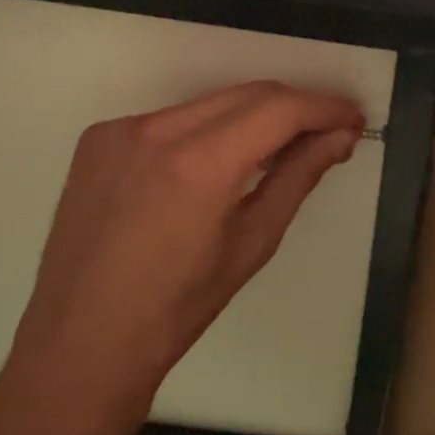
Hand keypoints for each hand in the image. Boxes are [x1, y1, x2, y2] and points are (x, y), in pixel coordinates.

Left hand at [14, 81, 363, 384]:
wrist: (82, 341)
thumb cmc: (178, 309)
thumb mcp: (252, 243)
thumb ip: (297, 178)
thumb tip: (338, 138)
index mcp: (198, 164)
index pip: (278, 108)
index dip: (324, 107)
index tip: (353, 120)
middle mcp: (155, 130)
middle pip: (246, 93)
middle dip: (295, 106)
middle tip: (329, 132)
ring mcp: (120, 130)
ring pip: (209, 103)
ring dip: (253, 116)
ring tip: (281, 148)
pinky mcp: (98, 139)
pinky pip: (170, 119)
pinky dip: (207, 129)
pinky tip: (220, 162)